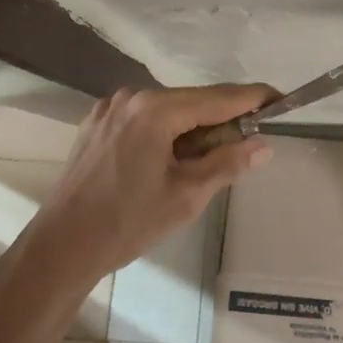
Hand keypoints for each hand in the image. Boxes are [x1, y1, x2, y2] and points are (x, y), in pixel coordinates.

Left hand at [23, 83, 277, 282]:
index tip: (281, 100)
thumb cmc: (127, 222)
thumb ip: (227, 163)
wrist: (62, 246)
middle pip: (193, 100)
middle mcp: (133, 96)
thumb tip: (264, 145)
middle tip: (249, 141)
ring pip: (169, 108)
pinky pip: (144, 117)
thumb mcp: (186, 196)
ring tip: (208, 158)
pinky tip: (170, 158)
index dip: (253, 99)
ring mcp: (111, 107)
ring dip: (193, 126)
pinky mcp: (97, 123)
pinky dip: (165, 130)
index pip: (219, 97)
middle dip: (223, 118)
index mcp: (156, 109)